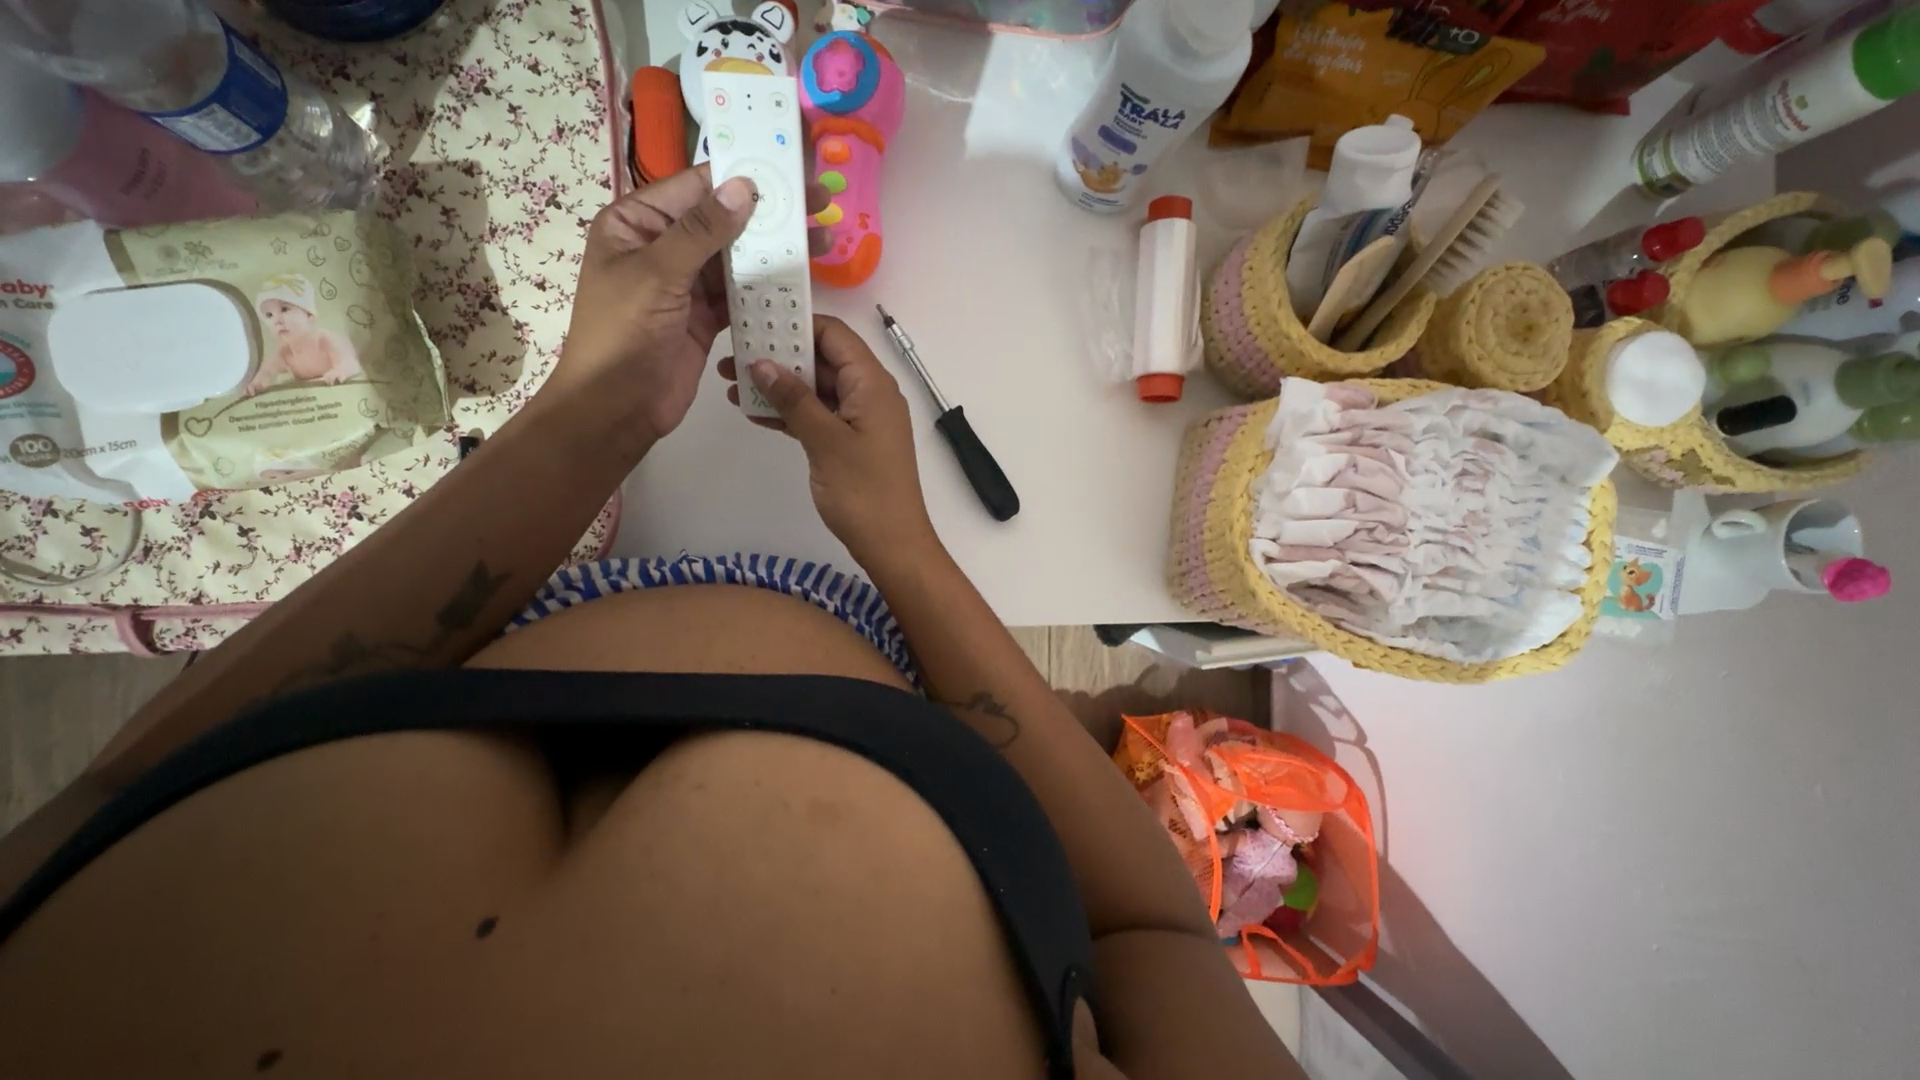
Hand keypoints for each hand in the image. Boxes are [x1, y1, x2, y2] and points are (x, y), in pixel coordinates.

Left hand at [553, 165, 828, 447]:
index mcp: (635, 224)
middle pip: (722, 221)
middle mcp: (661, 247)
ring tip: (823, 238)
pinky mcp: (706, 317)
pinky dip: (768, 288)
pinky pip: (741, 294)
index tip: (787, 168)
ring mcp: (685, 284)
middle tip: (819, 202)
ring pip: (737, 258)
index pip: (693, 188)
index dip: (740, 176)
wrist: (616, 409)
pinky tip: (801, 278)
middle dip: (769, 213)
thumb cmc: (622, 334)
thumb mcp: (656, 275)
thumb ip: (701, 232)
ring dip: (776, 250)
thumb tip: (743, 188)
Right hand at [718, 316, 937, 558]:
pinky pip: (817, 416)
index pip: (835, 336)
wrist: (891, 544)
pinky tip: (752, 413)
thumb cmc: (864, 491)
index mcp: (872, 384)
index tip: (757, 321)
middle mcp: (869, 394)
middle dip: (779, 357)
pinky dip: (789, 414)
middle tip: (733, 356)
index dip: (797, 324)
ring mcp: (860, 420)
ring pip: (816, 390)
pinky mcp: (849, 443)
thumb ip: (794, 399)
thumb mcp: (825, 441)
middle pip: (822, 360)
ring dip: (778, 387)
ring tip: (731, 384)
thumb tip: (762, 363)